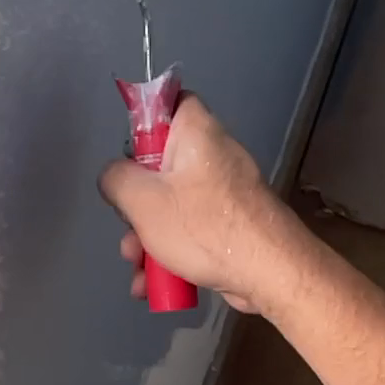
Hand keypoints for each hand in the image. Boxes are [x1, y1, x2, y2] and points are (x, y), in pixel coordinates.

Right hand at [98, 94, 309, 314]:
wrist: (270, 272)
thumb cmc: (204, 227)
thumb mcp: (142, 200)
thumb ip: (116, 179)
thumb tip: (114, 176)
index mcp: (196, 133)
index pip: (171, 100)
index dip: (145, 119)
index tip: (127, 152)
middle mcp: (213, 155)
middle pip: (161, 164)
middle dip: (136, 204)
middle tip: (130, 225)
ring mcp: (223, 193)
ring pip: (172, 205)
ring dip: (147, 238)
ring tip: (138, 267)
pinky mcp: (230, 225)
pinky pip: (190, 230)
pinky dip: (170, 253)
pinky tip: (152, 284)